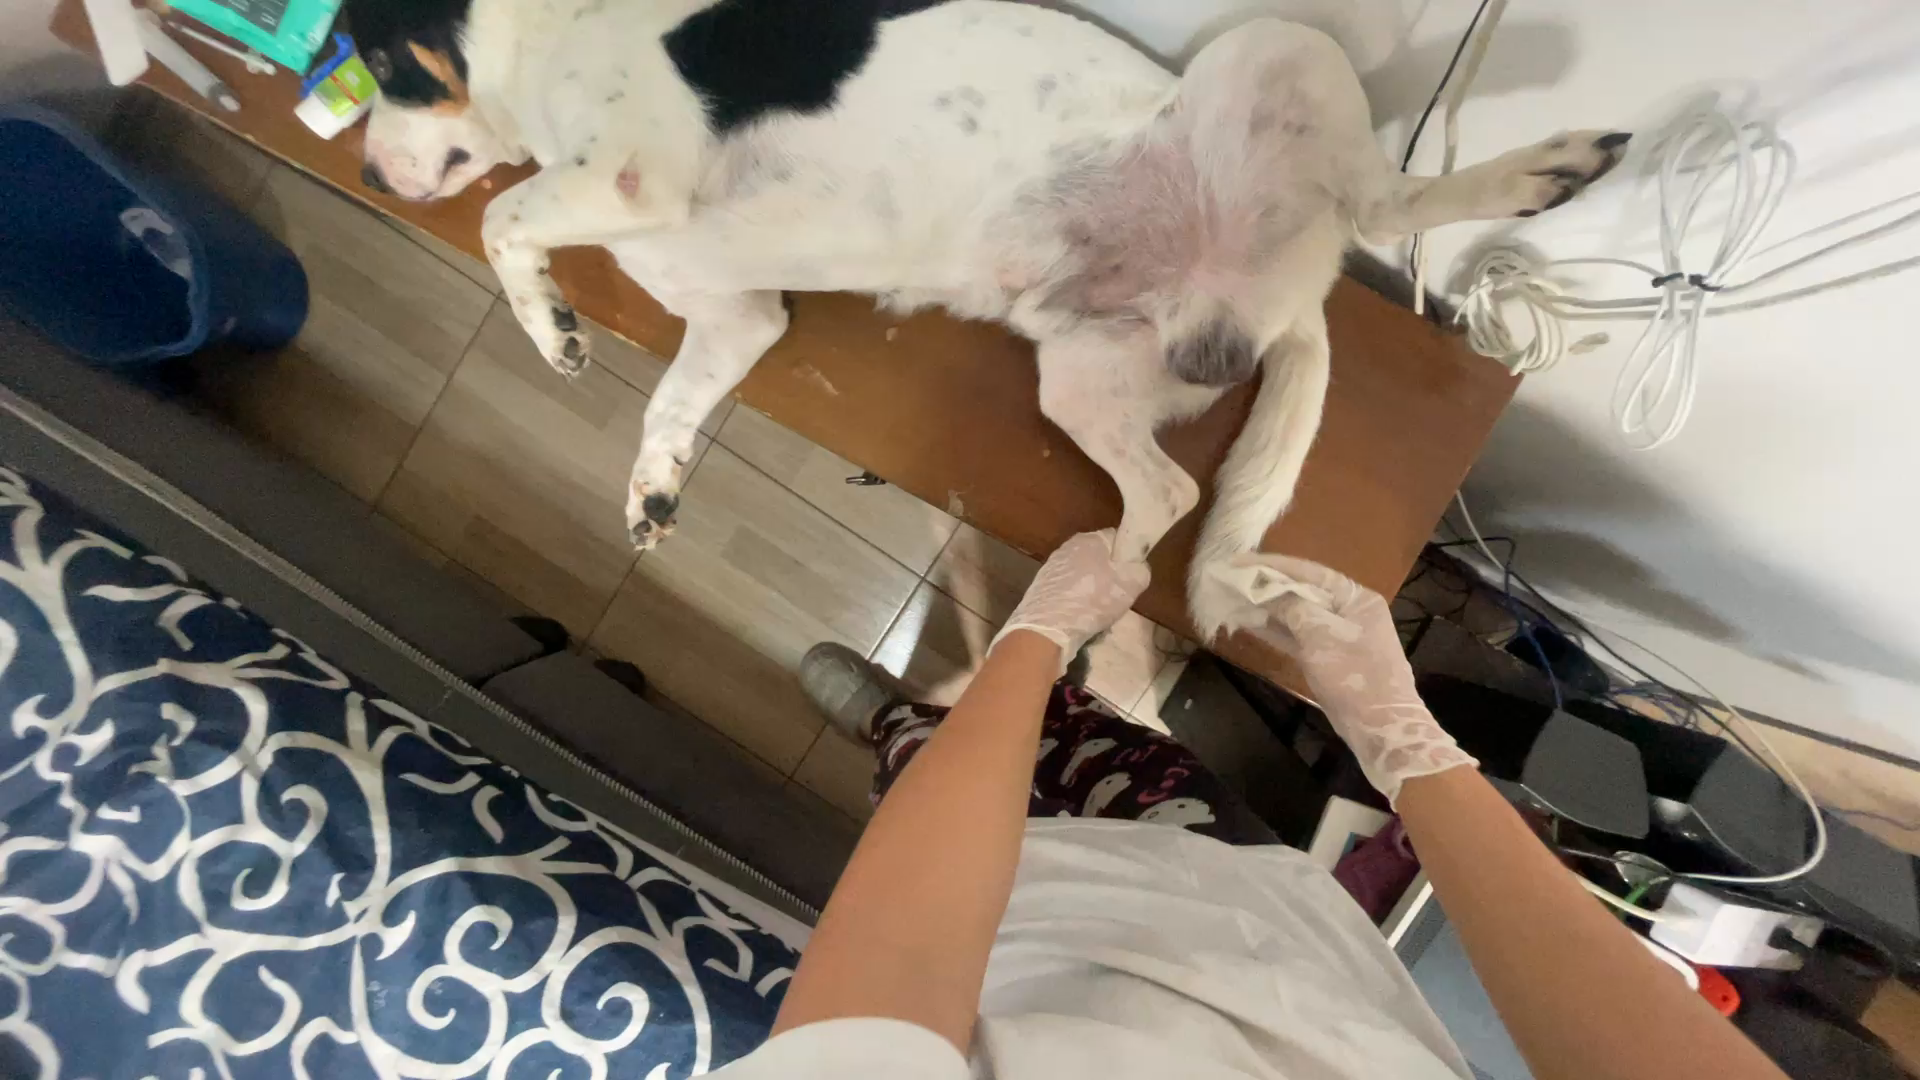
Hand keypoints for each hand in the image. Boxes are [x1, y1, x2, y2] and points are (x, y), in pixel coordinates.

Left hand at [991, 530, 1150, 672]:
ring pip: (1083, 576)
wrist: (1048, 627)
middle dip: (1110, 575)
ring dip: (1093, 591)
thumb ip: (1141, 570)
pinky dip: (1076, 601)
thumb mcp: (1131, 585)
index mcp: (1089, 539)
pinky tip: (1080, 617)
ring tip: (1099, 612)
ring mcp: (1052, 567)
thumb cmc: (1093, 600)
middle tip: (1118, 597)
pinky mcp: (1041, 587)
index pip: (1116, 538)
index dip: (1128, 555)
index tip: (1133, 575)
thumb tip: (1137, 568)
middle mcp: (1067, 547)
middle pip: (1098, 558)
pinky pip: (1068, 591)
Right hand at [1208, 554, 1475, 803]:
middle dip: (1265, 584)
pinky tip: (1248, 622)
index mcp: (1354, 598)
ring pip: (1294, 611)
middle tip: (1230, 579)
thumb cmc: (1355, 676)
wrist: (1380, 727)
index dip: (1271, 565)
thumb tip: (1269, 593)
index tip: (1237, 561)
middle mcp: (1346, 610)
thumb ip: (1294, 608)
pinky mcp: (1325, 655)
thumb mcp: (1321, 637)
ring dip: (1265, 606)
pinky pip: (1294, 633)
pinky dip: (1273, 627)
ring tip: (1232, 597)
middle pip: (1300, 589)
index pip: (1308, 572)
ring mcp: (1335, 634)